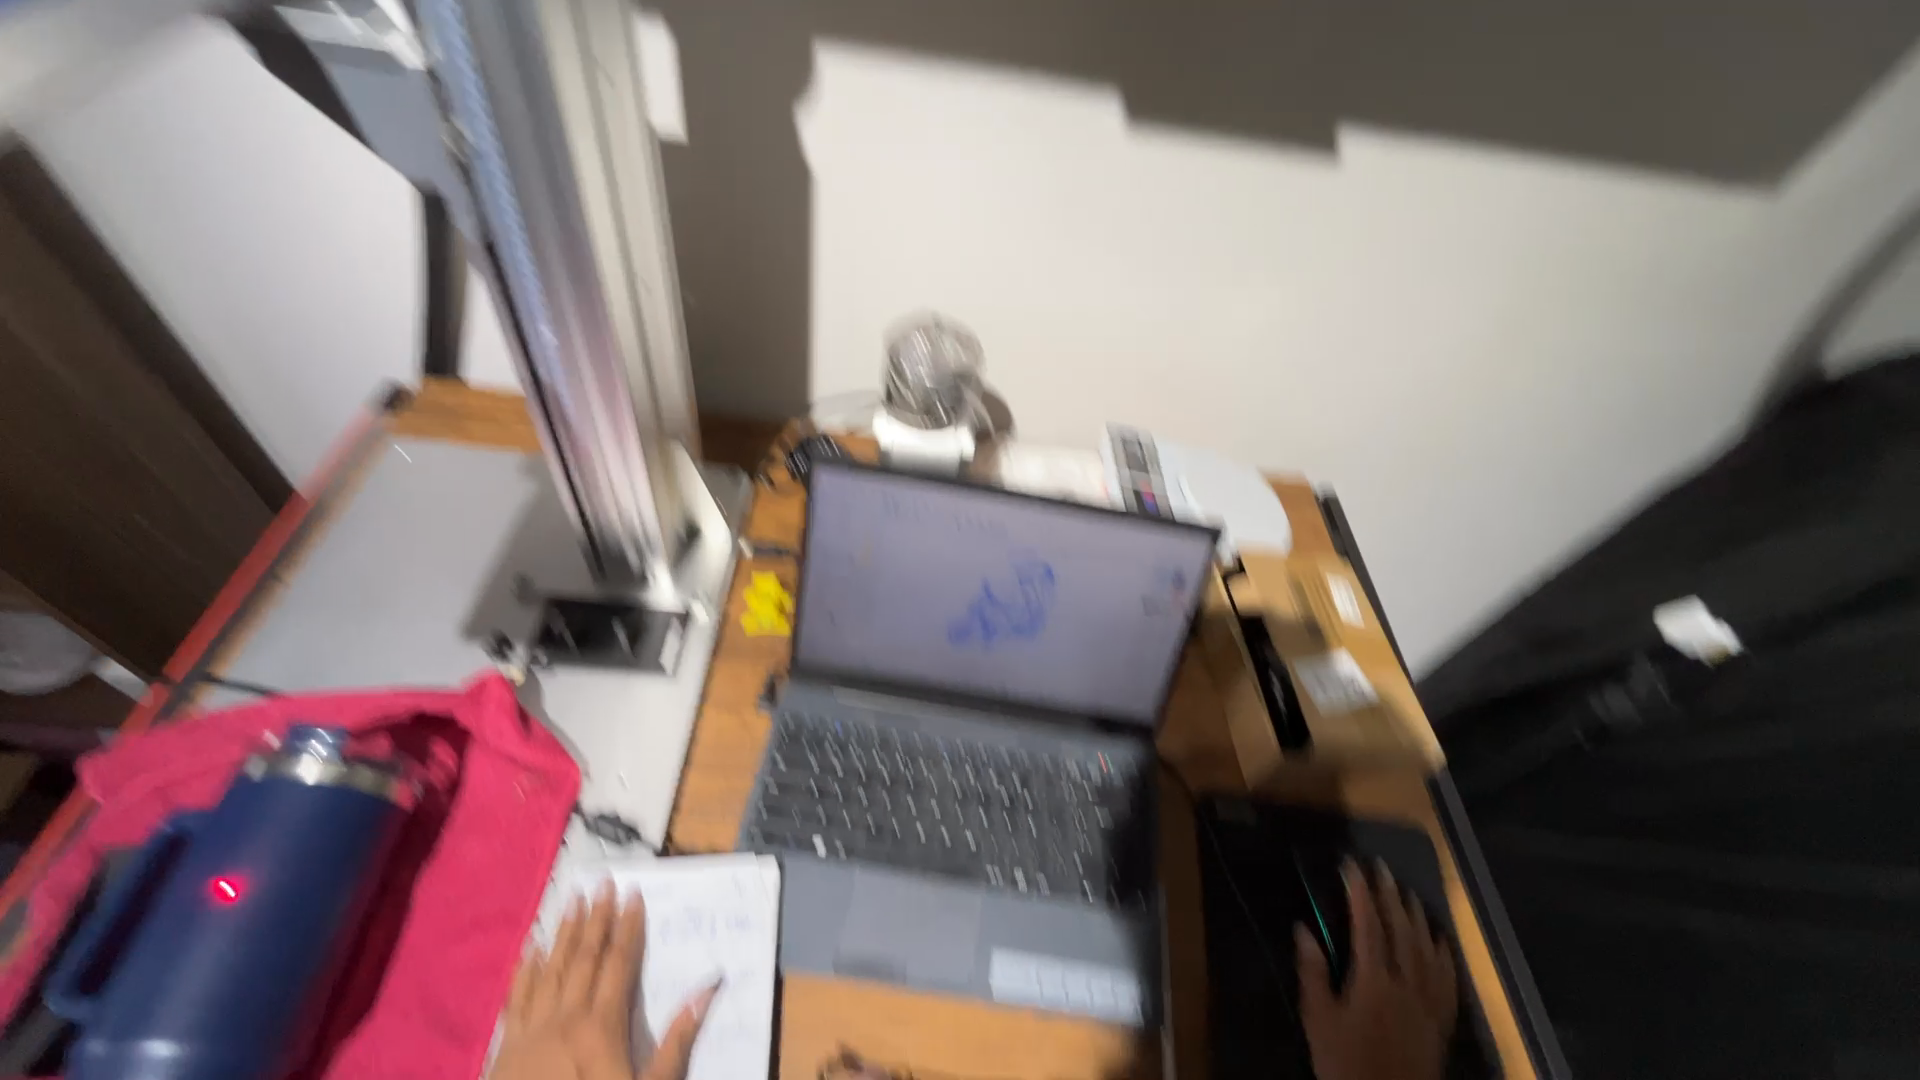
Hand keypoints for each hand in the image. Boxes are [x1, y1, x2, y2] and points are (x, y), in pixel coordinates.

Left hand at [492, 884, 720, 1079]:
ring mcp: (532, 1032)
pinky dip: (525, 970)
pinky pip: (516, 999)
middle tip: (602, 882)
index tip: (633, 893)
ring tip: (571, 900)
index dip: (628, 927)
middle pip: (584, 957)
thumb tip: (708, 987)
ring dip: (563, 933)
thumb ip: (677, 1040)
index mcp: (602, 1026)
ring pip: (550, 969)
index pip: (619, 963)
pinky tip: (530, 949)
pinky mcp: (505, 1051)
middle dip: (596, 918)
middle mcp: (566, 1018)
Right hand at [1296, 860, 1458, 1079]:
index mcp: (1373, 981)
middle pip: (1401, 931)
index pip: (1368, 925)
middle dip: (1390, 896)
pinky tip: (1440, 940)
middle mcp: (1406, 986)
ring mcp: (1428, 1004)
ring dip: (1417, 918)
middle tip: (1381, 868)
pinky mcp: (1440, 1023)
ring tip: (1407, 893)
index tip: (1351, 866)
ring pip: (1427, 951)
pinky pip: (1448, 981)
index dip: (1360, 893)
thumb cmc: (1344, 1064)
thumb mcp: (1318, 1019)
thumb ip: (1313, 972)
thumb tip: (1304, 929)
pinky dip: (1444, 955)